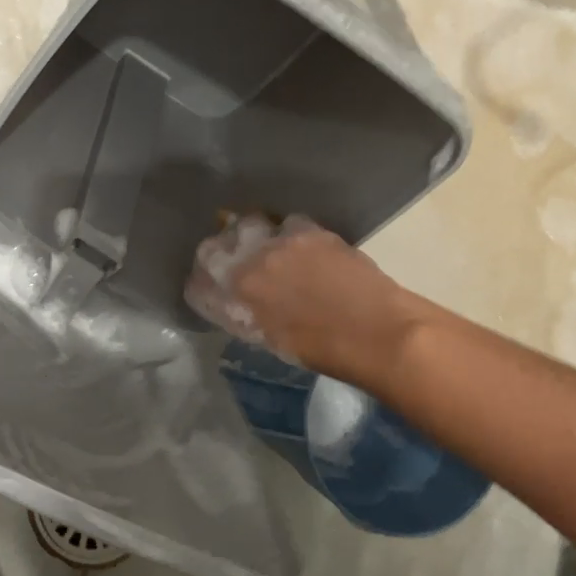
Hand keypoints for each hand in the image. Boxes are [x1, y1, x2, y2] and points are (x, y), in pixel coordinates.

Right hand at [185, 214, 412, 381]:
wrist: (378, 333)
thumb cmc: (324, 350)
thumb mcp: (270, 339)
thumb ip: (244, 315)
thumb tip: (235, 303)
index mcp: (234, 294)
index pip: (197, 282)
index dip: (202, 283)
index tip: (211, 288)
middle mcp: (246, 262)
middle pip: (215, 246)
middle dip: (221, 253)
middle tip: (240, 265)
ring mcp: (277, 242)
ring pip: (249, 227)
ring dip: (255, 239)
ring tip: (273, 253)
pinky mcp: (308, 231)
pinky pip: (287, 225)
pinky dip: (290, 235)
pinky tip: (305, 250)